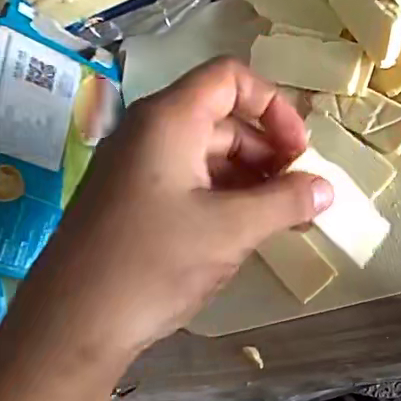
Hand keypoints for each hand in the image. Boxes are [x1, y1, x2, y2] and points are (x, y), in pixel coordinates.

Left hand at [8, 58, 331, 370]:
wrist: (73, 322)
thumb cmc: (154, 264)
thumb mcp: (230, 231)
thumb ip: (285, 203)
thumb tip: (327, 190)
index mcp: (168, 120)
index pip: (230, 78)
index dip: (274, 106)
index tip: (300, 152)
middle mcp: (144, 134)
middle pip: (218, 119)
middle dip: (265, 151)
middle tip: (296, 195)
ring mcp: (129, 171)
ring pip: (200, 157)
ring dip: (244, 181)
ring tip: (276, 221)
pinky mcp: (123, 206)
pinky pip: (179, 186)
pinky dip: (214, 201)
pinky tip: (235, 236)